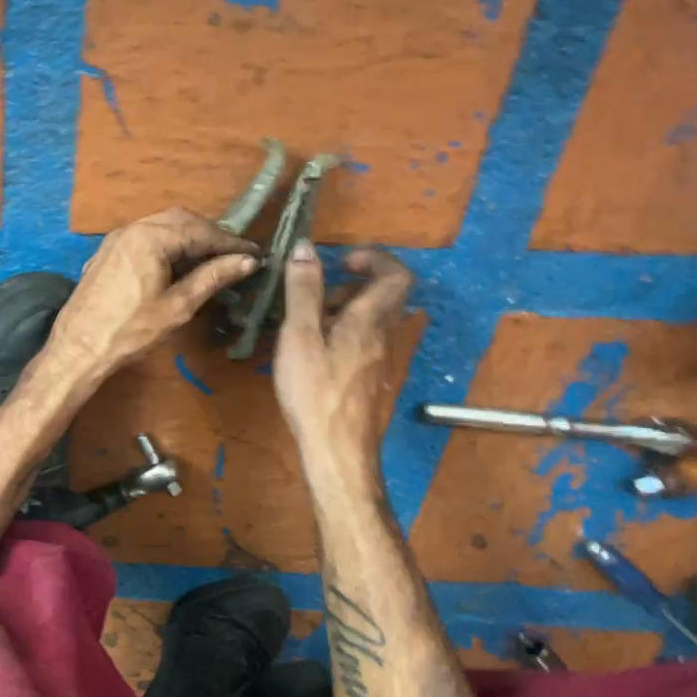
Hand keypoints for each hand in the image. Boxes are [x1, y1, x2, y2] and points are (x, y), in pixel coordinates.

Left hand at [44, 208, 258, 376]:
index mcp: (150, 237)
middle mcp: (131, 229)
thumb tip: (247, 261)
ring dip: (187, 240)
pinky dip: (165, 246)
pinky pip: (143, 239)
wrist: (78, 348)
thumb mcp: (177, 306)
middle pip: (180, 221)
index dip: (230, 243)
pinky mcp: (106, 254)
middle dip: (209, 236)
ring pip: (160, 227)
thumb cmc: (129, 331)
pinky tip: (176, 267)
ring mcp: (115, 240)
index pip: (201, 231)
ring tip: (210, 263)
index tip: (254, 254)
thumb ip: (212, 278)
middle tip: (233, 257)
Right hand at [273, 240, 412, 476]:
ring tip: (307, 331)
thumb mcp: (300, 336)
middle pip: (383, 299)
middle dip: (351, 288)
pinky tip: (315, 360)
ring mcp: (382, 363)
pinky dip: (343, 340)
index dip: (375, 260)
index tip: (342, 262)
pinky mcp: (373, 384)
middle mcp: (385, 337)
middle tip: (316, 299)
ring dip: (344, 316)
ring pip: (372, 325)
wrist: (338, 448)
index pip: (396, 275)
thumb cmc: (316, 390)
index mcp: (370, 320)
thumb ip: (303, 292)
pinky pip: (364, 347)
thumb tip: (306, 248)